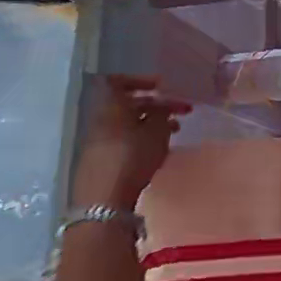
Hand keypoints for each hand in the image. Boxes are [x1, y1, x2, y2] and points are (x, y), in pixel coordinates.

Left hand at [71, 75, 190, 210]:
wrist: (103, 200)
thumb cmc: (132, 158)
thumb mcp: (156, 133)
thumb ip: (162, 113)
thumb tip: (163, 105)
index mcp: (110, 105)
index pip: (118, 81)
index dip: (139, 80)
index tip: (161, 86)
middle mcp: (101, 118)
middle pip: (128, 103)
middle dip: (156, 105)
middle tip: (181, 111)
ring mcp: (98, 140)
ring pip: (128, 123)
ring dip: (152, 123)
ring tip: (175, 131)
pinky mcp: (100, 159)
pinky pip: (123, 139)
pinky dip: (141, 138)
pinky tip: (158, 150)